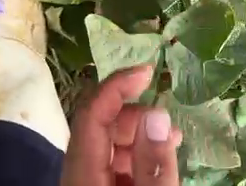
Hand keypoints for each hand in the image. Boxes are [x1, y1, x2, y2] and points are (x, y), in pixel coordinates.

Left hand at [60, 66, 180, 185]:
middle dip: (134, 114)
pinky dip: (133, 158)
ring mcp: (82, 185)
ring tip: (171, 141)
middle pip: (98, 127)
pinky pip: (108, 166)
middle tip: (166, 120)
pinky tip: (156, 164)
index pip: (91, 113)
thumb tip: (158, 114)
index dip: (117, 85)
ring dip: (137, 136)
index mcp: (81, 174)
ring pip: (105, 147)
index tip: (148, 71)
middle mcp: (74, 176)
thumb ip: (153, 165)